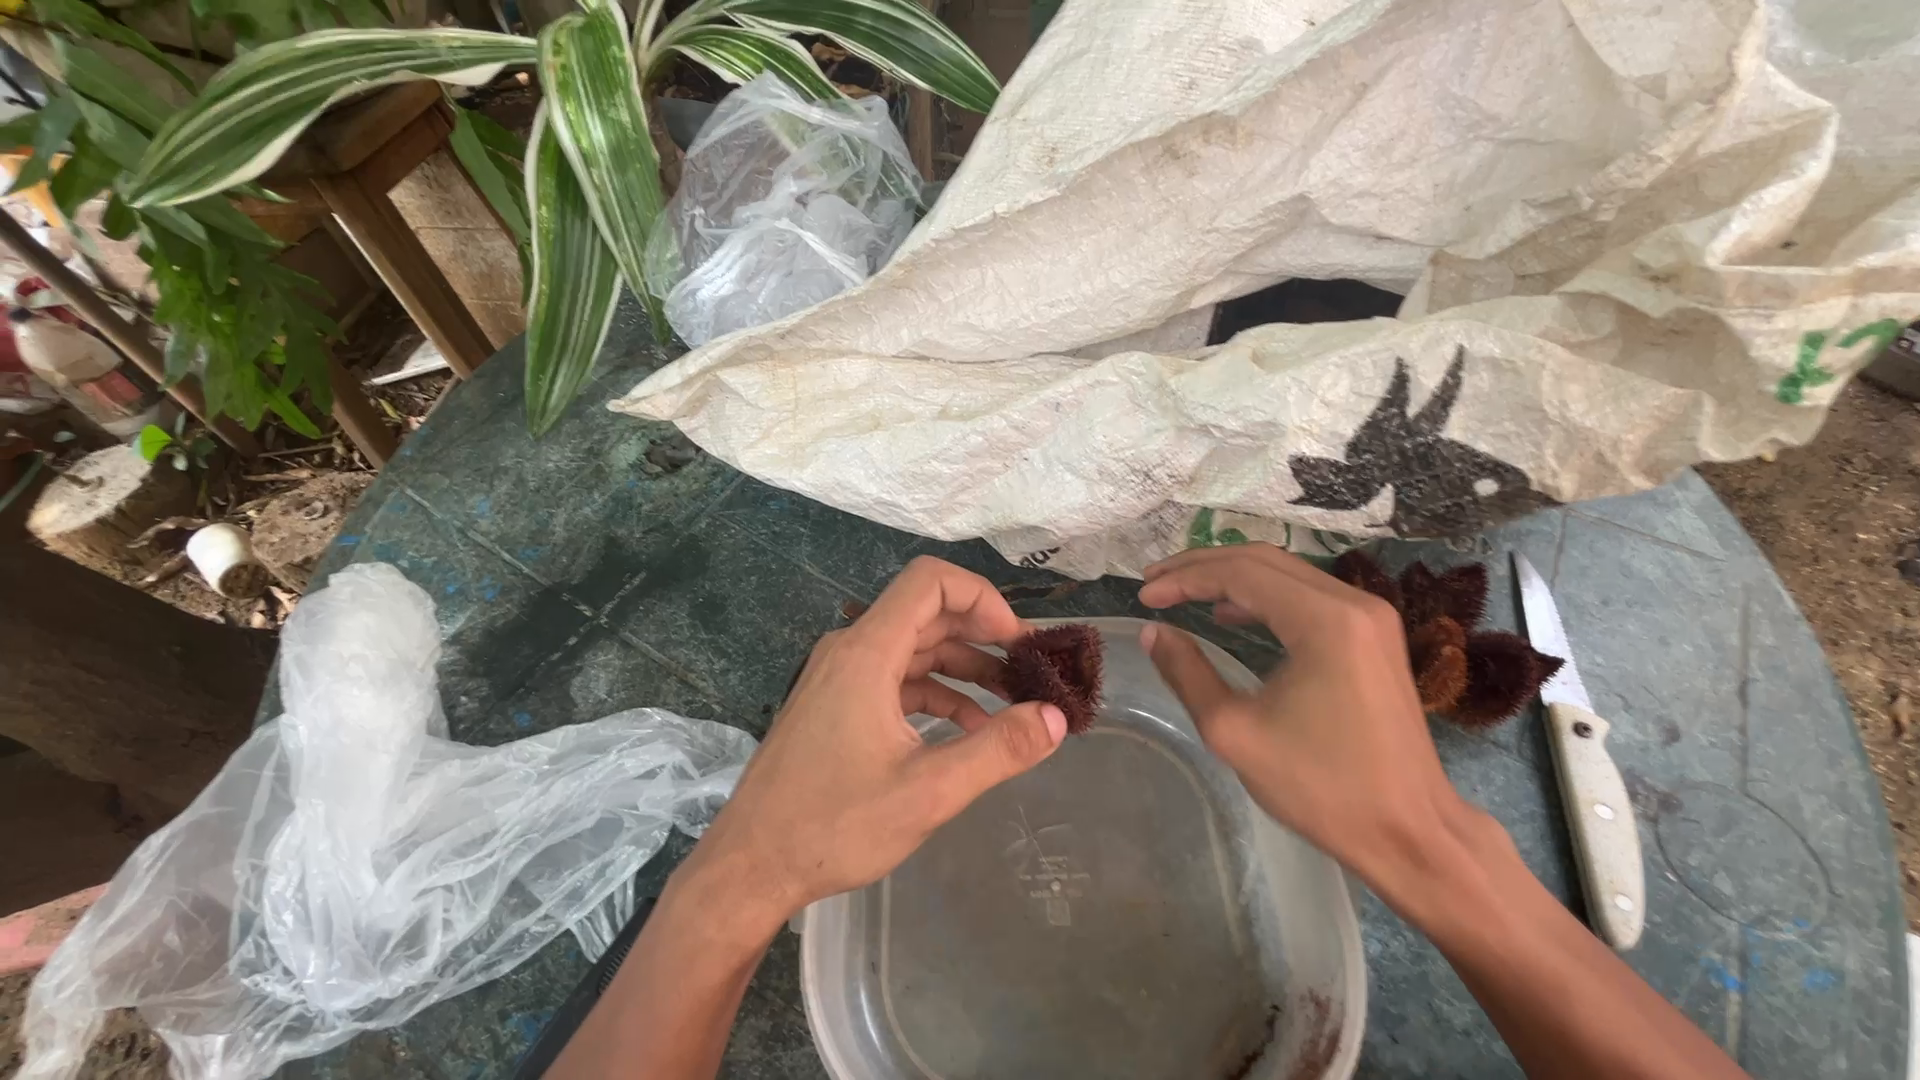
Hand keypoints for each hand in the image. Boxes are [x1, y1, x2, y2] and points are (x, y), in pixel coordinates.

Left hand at [682, 556, 1067, 933]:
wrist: (750, 867)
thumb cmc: (833, 825)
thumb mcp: (928, 791)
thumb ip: (999, 750)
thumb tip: (1057, 718)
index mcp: (866, 653)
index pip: (930, 582)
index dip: (982, 597)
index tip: (1019, 640)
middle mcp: (850, 651)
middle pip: (926, 614)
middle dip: (983, 635)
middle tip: (1031, 671)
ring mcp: (839, 678)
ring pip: (913, 650)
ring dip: (964, 668)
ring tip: (1013, 703)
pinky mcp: (836, 706)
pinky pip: (896, 681)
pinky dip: (936, 694)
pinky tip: (969, 730)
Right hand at [1136, 544, 1476, 893]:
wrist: (1409, 831)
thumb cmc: (1320, 786)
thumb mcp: (1233, 731)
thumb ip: (1186, 672)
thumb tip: (1153, 633)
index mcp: (1324, 621)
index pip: (1239, 573)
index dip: (1184, 578)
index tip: (1143, 596)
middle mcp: (1353, 604)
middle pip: (1264, 561)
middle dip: (1202, 567)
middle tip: (1154, 583)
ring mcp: (1370, 618)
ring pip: (1287, 574)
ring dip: (1231, 578)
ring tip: (1181, 593)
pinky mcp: (1374, 637)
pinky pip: (1308, 596)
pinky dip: (1263, 597)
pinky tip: (1231, 615)